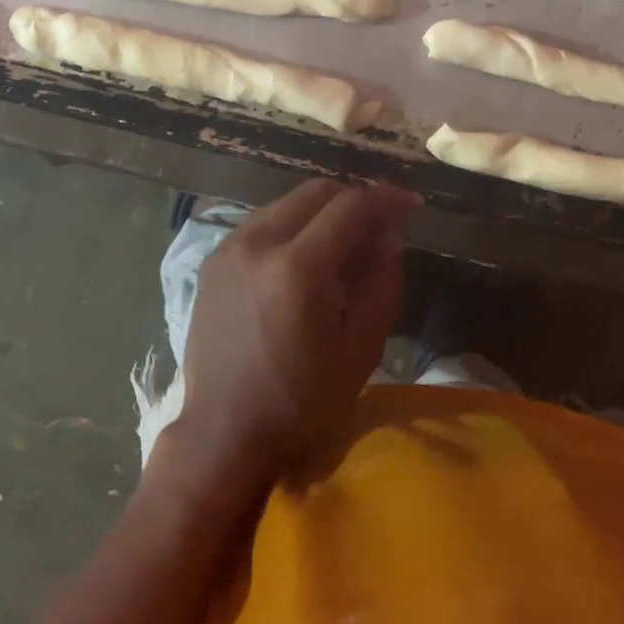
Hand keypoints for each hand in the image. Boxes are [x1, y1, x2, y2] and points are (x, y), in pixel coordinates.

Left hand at [176, 180, 419, 483]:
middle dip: (353, 199)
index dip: (387, 199)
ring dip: (320, 212)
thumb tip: (389, 234)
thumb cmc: (302, 403)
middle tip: (379, 225)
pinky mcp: (212, 262)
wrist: (225, 432)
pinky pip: (260, 224)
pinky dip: (289, 227)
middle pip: (315, 192)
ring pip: (285, 204)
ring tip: (343, 243)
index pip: (351, 206)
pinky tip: (303, 258)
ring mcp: (228, 248)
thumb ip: (382, 281)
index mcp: (298, 266)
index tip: (410, 205)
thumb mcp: (361, 348)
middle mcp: (257, 242)